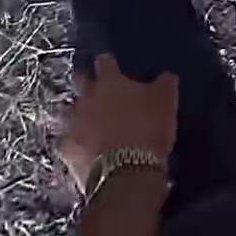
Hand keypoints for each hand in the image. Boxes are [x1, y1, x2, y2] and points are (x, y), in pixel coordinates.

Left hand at [59, 54, 177, 192]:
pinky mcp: (67, 150)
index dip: (109, 64)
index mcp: (109, 82)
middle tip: (99, 94)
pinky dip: (76, 145)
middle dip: (87, 85)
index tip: (115, 69)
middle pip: (80, 82)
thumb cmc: (147, 129)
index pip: (105, 62)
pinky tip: (85, 152)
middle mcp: (86, 97)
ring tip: (92, 125)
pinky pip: (69, 142)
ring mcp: (74, 123)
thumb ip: (165, 84)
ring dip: (80, 115)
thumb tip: (167, 76)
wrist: (126, 173)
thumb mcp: (166, 102)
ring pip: (71, 111)